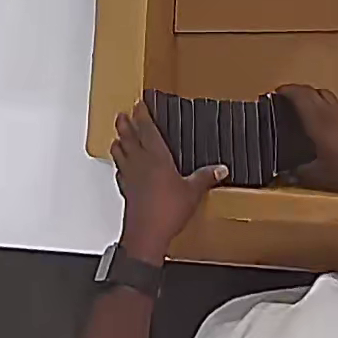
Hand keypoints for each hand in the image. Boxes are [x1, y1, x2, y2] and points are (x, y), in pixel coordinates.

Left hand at [111, 102, 226, 261]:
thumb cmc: (168, 210)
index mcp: (156, 157)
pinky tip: (121, 168)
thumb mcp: (193, 192)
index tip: (138, 104)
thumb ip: (205, 177)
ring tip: (117, 136)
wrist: (147, 233)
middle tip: (122, 114)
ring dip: (119, 142)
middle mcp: (140, 162)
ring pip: (120, 153)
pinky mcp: (125, 190)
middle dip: (125, 124)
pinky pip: (120, 172)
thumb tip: (220, 169)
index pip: (147, 129)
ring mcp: (130, 176)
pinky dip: (119, 166)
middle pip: (129, 137)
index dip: (142, 115)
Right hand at [276, 84, 337, 198]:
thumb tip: (283, 175)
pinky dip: (327, 109)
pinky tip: (327, 125)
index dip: (286, 90)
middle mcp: (332, 111)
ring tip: (305, 110)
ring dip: (314, 98)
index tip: (275, 93)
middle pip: (313, 91)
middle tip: (287, 100)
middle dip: (298, 92)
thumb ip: (300, 173)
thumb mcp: (321, 176)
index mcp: (318, 120)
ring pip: (327, 97)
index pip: (300, 95)